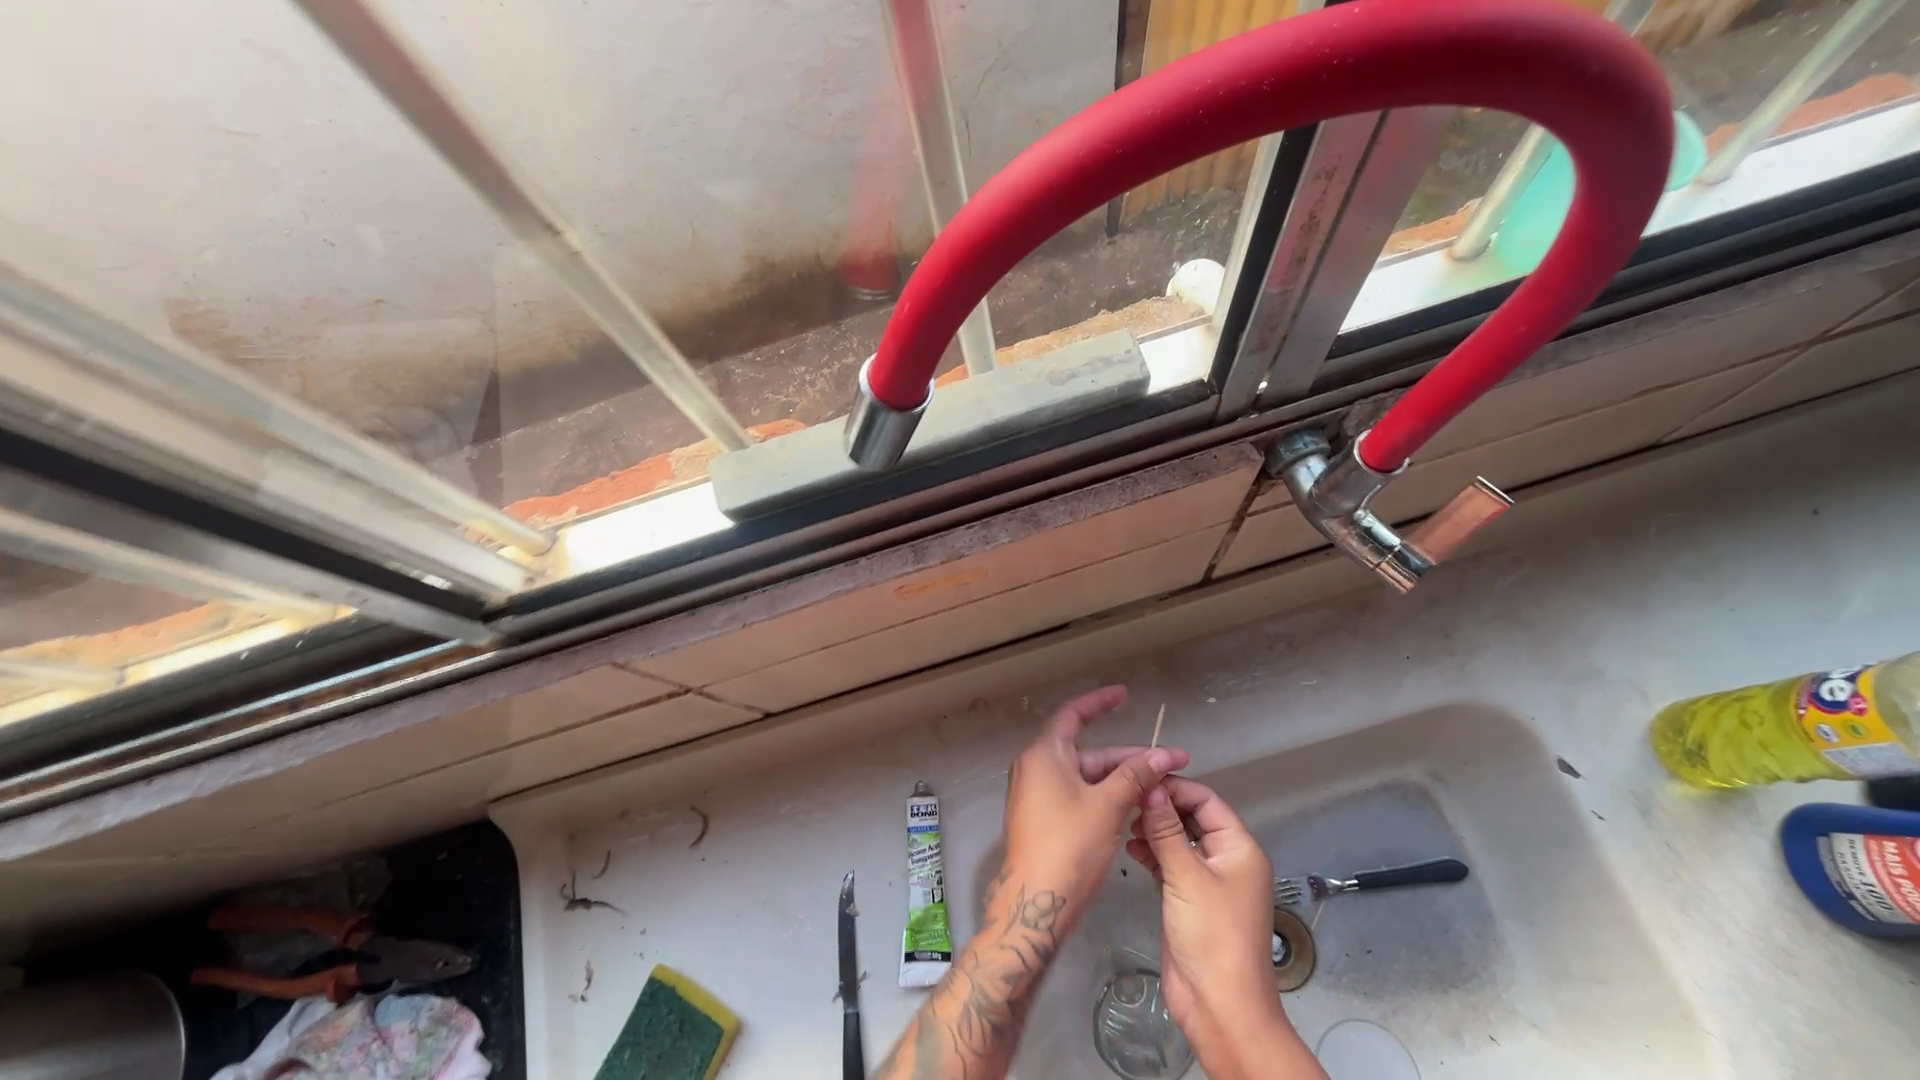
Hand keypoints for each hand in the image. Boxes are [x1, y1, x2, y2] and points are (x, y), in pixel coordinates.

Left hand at [999, 685, 1188, 934]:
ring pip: (1088, 778)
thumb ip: (1136, 776)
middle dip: (1130, 757)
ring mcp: (1039, 797)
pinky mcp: (1046, 821)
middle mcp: (1037, 769)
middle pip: (1089, 753)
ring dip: (1123, 780)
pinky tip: (1138, 808)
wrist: (1036, 904)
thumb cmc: (1068, 846)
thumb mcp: (1107, 806)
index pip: (1073, 715)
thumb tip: (1163, 754)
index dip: (1100, 702)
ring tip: (1163, 787)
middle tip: (1173, 762)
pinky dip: (1108, 798)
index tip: (1125, 695)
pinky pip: (1081, 797)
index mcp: (1043, 755)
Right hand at [1128, 777, 1324, 1079]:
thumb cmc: (1212, 935)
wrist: (1220, 1005)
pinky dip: (1152, 854)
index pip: (1207, 801)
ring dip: (1154, 831)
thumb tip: (1151, 787)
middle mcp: (1226, 860)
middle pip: (1192, 819)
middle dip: (1162, 808)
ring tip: (1124, 825)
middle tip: (1125, 800)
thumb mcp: (1187, 876)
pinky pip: (1170, 865)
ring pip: (1178, 841)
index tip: (1139, 780)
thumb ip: (1166, 830)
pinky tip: (1130, 849)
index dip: (1175, 788)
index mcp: (1239, 848)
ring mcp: (1206, 882)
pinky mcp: (1188, 900)